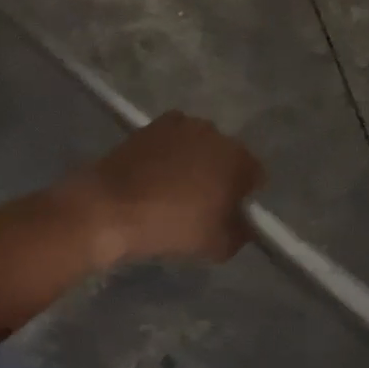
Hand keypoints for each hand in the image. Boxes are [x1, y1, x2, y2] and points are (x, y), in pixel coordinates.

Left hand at [58, 110, 262, 266]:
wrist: (113, 205)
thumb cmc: (172, 225)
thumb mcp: (219, 244)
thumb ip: (241, 231)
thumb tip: (241, 222)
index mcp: (235, 157)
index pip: (255, 173)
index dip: (245, 195)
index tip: (231, 213)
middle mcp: (211, 131)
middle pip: (226, 154)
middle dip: (221, 174)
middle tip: (205, 202)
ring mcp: (178, 123)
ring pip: (198, 145)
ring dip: (194, 161)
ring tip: (176, 189)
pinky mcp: (149, 125)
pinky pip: (171, 141)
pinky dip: (168, 153)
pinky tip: (155, 176)